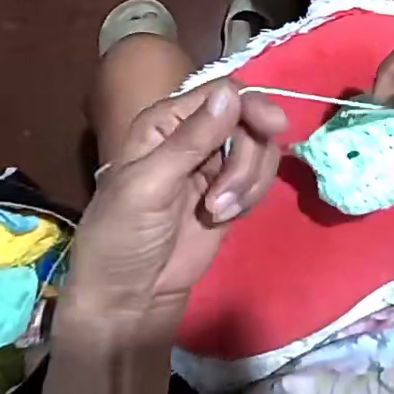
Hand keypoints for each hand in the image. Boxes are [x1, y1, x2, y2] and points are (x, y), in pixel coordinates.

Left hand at [59, 79, 285, 348]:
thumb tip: (231, 94)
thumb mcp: (149, 186)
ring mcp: (216, 165)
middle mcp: (195, 135)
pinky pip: (261, 177)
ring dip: (250, 181)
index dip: (251, 105)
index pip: (223, 93)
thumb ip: (191, 140)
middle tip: (225, 197)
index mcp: (166, 122)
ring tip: (220, 212)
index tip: (272, 128)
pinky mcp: (232, 191)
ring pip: (261, 149)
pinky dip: (254, 194)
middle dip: (247, 159)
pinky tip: (226, 216)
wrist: (130, 299)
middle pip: (250, 121)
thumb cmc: (122, 238)